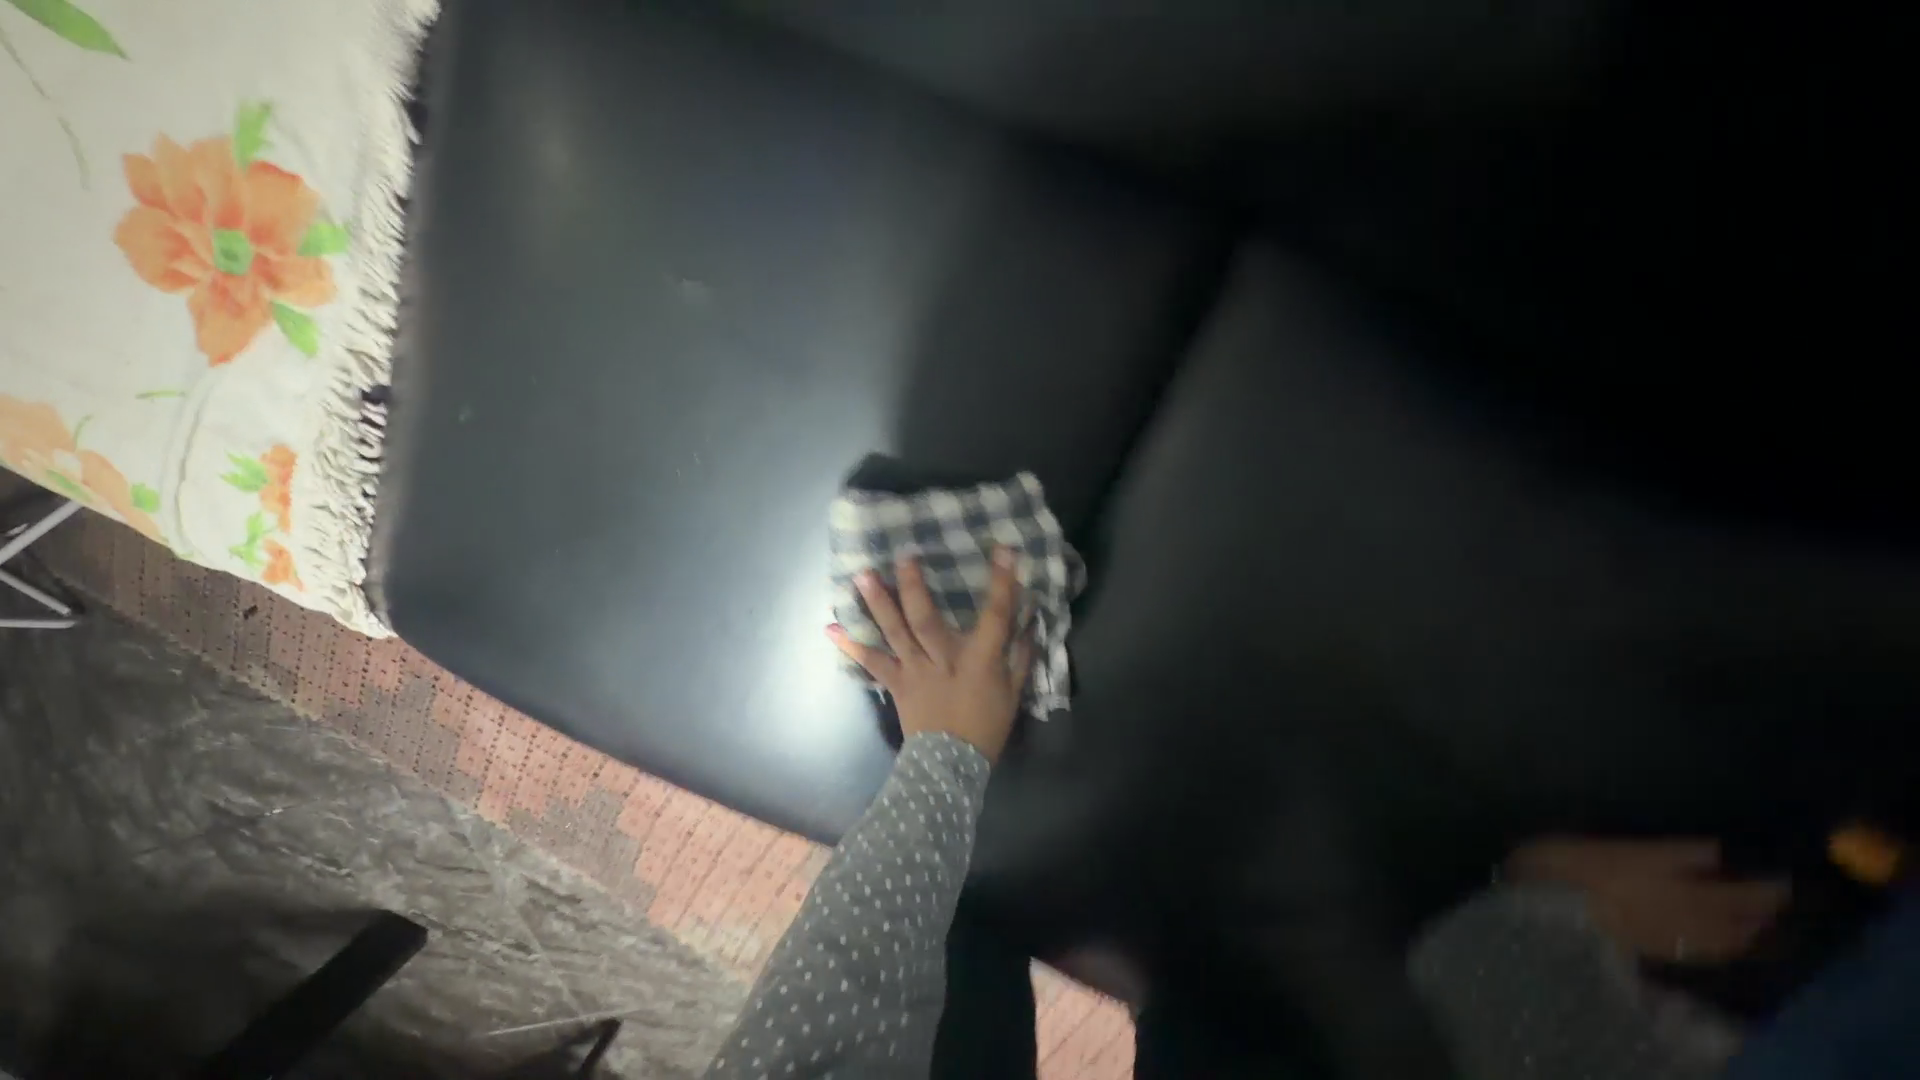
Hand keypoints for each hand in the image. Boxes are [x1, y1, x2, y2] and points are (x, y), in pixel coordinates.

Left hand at [827, 549, 1033, 763]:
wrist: (951, 766)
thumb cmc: (986, 727)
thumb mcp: (1013, 693)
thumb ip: (1020, 655)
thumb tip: (1029, 621)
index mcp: (979, 660)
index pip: (995, 615)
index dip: (1001, 582)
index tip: (1003, 549)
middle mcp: (943, 660)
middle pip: (926, 618)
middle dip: (914, 586)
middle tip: (903, 555)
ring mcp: (915, 671)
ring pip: (895, 632)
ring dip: (877, 603)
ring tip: (861, 575)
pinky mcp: (896, 683)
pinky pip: (871, 662)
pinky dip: (850, 645)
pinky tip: (830, 628)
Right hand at [1507, 837, 1789, 965]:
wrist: (1546, 912)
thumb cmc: (1575, 869)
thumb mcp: (1619, 849)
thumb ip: (1673, 852)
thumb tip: (1720, 850)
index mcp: (1684, 889)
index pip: (1742, 892)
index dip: (1766, 885)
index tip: (1783, 875)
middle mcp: (1690, 918)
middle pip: (1741, 919)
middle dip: (1761, 908)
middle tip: (1774, 895)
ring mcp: (1674, 938)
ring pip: (1728, 940)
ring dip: (1747, 929)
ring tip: (1755, 920)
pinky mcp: (1657, 951)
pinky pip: (1706, 952)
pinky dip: (1722, 946)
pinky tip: (1719, 941)